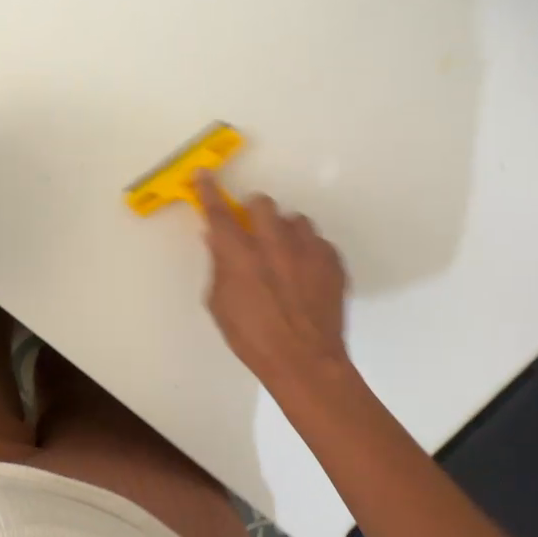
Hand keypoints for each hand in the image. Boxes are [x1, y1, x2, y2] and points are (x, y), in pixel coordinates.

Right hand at [195, 172, 352, 393]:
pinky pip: (319, 243)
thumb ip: (219, 266)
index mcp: (238, 253)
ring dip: (285, 231)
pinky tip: (305, 275)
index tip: (204, 174)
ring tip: (284, 255)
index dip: (209, 190)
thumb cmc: (250, 336)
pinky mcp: (334, 263)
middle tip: (253, 231)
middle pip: (263, 203)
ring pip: (296, 220)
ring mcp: (308, 251)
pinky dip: (309, 252)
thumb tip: (217, 239)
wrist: (304, 362)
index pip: (218, 211)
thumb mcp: (219, 302)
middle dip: (255, 212)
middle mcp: (273, 243)